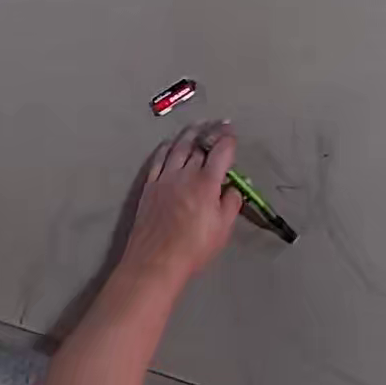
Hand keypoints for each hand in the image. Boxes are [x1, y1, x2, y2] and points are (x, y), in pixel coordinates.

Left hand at [116, 122, 245, 292]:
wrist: (156, 261)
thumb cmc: (193, 249)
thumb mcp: (222, 229)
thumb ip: (231, 203)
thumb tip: (235, 188)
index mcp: (206, 183)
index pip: (221, 152)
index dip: (228, 139)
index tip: (232, 132)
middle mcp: (185, 174)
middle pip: (199, 145)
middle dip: (211, 132)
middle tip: (218, 123)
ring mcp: (165, 178)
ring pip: (178, 147)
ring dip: (189, 134)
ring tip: (197, 125)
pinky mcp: (150, 186)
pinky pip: (158, 159)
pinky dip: (166, 148)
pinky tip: (169, 143)